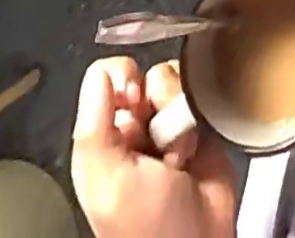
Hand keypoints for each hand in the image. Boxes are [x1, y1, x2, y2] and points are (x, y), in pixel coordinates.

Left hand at [70, 57, 235, 237]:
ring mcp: (166, 124)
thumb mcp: (107, 181)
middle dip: (155, 101)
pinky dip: (199, 113)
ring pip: (173, 81)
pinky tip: (196, 145)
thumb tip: (100, 72)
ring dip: (178, 113)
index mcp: (101, 138)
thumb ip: (95, 127)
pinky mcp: (198, 123)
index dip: (122, 79)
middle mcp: (132, 126)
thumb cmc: (147, 222)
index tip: (134, 98)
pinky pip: (198, 93)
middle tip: (158, 138)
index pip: (106, 77)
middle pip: (144, 75)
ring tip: (180, 153)